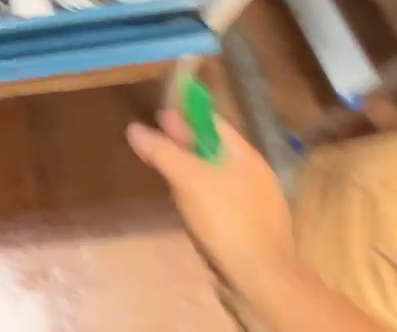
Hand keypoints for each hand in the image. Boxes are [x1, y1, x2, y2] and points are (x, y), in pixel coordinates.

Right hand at [127, 109, 297, 287]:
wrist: (262, 282)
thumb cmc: (225, 219)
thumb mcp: (186, 178)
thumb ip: (160, 150)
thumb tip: (134, 128)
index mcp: (244, 155)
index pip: (211, 121)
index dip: (184, 114)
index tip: (157, 115)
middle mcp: (253, 174)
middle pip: (212, 148)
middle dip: (183, 143)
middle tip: (155, 142)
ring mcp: (254, 204)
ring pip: (215, 176)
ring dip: (191, 171)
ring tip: (166, 172)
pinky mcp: (250, 230)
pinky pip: (220, 202)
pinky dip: (201, 197)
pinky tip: (186, 207)